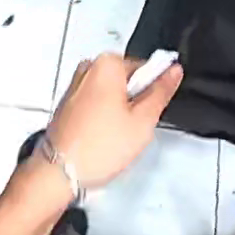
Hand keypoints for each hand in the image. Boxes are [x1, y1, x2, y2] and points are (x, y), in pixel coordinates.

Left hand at [42, 53, 184, 187]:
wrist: (60, 170)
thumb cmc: (99, 146)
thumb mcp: (142, 120)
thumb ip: (161, 91)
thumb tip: (174, 71)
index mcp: (107, 63)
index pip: (146, 68)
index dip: (153, 93)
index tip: (150, 113)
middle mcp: (89, 66)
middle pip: (128, 80)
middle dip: (135, 103)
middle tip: (133, 128)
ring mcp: (76, 83)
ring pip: (113, 93)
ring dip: (119, 112)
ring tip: (116, 136)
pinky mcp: (70, 100)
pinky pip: (97, 102)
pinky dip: (103, 117)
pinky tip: (102, 138)